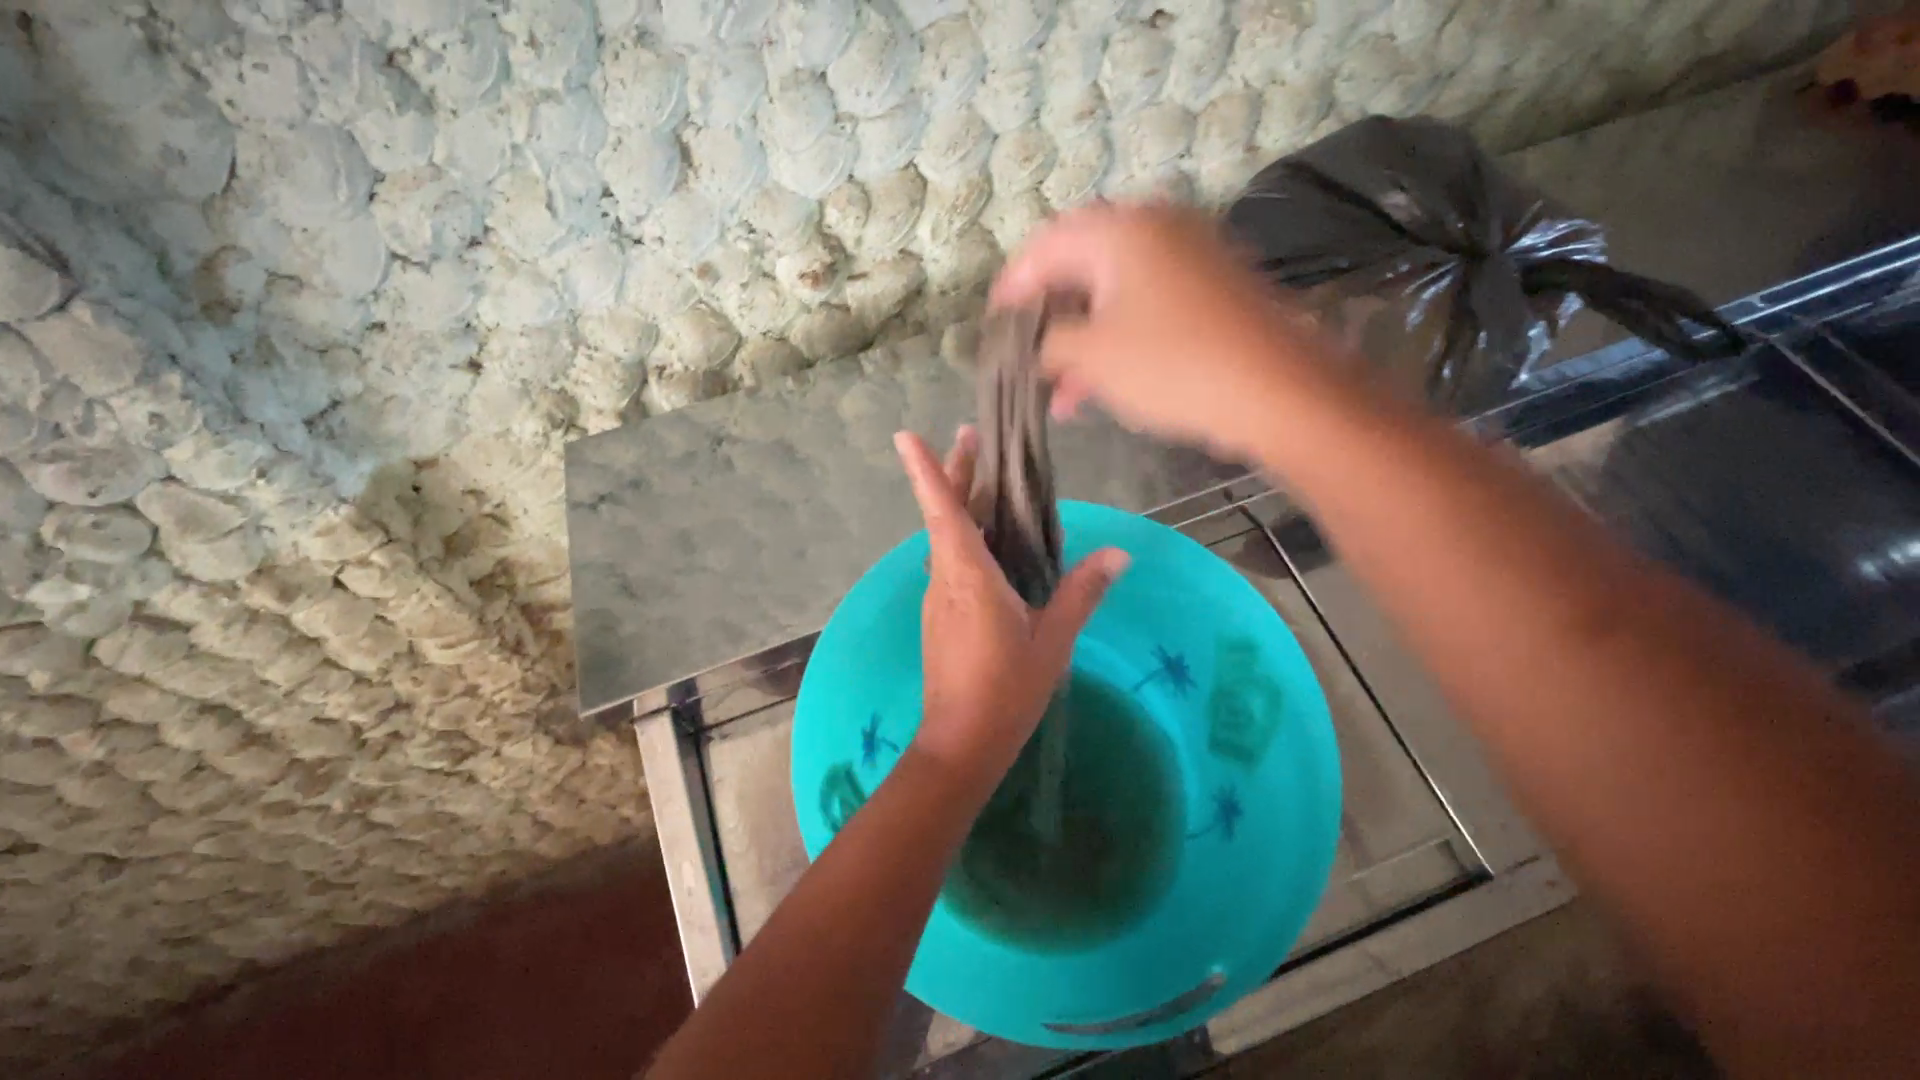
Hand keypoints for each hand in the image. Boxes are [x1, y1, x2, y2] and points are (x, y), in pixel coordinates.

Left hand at [894, 428, 1128, 781]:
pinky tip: (991, 547)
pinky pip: (951, 565)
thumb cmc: (1006, 689)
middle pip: (944, 516)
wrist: (962, 743)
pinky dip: (966, 541)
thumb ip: (1082, 593)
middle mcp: (945, 579)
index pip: (943, 510)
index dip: (927, 470)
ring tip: (988, 482)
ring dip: (961, 507)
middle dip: (955, 474)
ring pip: (945, 540)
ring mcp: (937, 599)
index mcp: (968, 575)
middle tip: (970, 437)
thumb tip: (1119, 554)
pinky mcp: (940, 618)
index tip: (906, 436)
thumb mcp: (1053, 640)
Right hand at [991, 202, 1323, 459]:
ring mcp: (1192, 252)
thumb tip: (1037, 342)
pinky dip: (1120, 336)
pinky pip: (1149, 302)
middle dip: (1050, 317)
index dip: (1012, 287)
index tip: (993, 326)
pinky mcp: (1215, 284)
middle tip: (1028, 358)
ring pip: (1115, 290)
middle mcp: (1156, 224)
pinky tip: (1105, 383)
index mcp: (1120, 228)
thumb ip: (1048, 342)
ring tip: (1063, 394)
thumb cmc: (1174, 366)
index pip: (1044, 244)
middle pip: (1081, 264)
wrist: (1279, 390)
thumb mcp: (1092, 357)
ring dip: (1083, 337)